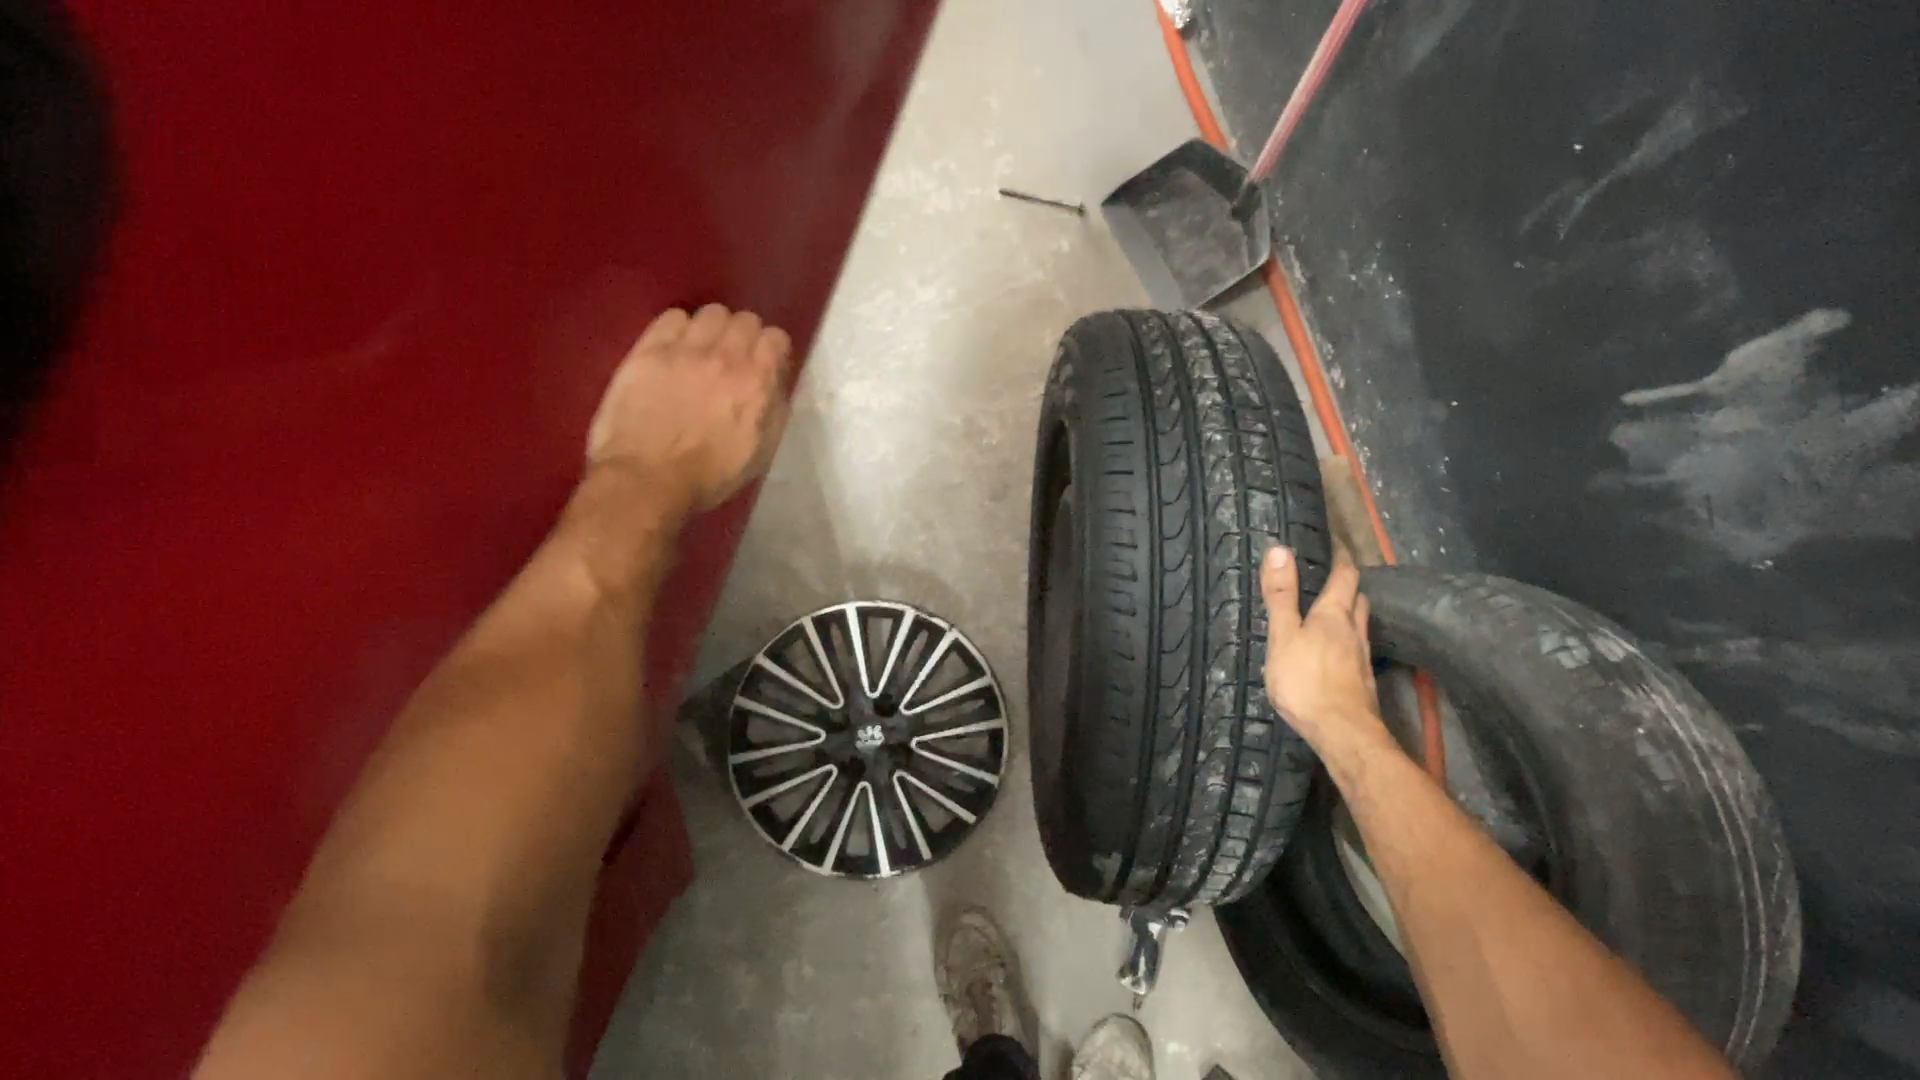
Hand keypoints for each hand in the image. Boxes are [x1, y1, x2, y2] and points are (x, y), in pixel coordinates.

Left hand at [586, 304, 792, 512]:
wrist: (647, 480)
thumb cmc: (708, 477)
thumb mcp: (760, 452)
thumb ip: (774, 411)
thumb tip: (775, 385)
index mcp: (758, 383)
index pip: (776, 339)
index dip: (771, 352)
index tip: (763, 367)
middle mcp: (726, 357)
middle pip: (744, 320)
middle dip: (743, 338)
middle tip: (731, 362)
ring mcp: (685, 349)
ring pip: (711, 313)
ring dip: (712, 330)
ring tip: (701, 352)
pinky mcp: (649, 350)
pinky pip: (672, 317)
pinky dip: (678, 329)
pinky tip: (673, 351)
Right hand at [1260, 547, 1389, 754]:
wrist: (1343, 733)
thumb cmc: (1306, 681)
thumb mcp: (1284, 636)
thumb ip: (1281, 596)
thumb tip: (1279, 549)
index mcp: (1334, 615)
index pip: (1345, 576)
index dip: (1342, 558)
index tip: (1336, 544)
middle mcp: (1354, 631)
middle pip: (1358, 599)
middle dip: (1348, 585)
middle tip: (1331, 578)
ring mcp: (1361, 657)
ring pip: (1360, 625)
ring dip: (1350, 613)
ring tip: (1333, 612)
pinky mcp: (1362, 681)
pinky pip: (1356, 649)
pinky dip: (1347, 641)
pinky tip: (1335, 652)